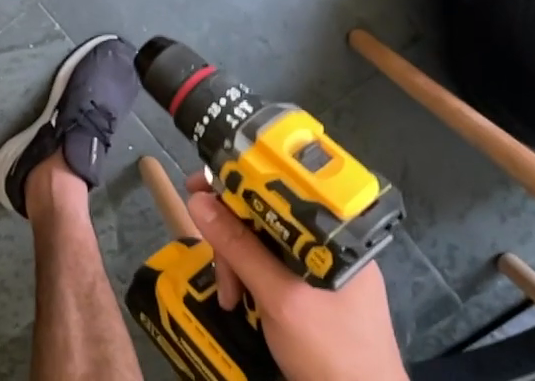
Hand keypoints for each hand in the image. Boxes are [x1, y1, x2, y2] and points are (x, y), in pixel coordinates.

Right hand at [186, 175, 408, 380]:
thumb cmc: (331, 355)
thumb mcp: (279, 299)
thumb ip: (239, 248)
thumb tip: (198, 201)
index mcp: (336, 236)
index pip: (281, 189)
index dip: (236, 181)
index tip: (198, 187)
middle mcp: (330, 246)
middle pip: (266, 216)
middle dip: (232, 236)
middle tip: (212, 259)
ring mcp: (322, 271)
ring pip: (264, 243)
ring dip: (237, 263)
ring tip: (231, 298)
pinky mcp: (313, 293)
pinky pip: (271, 268)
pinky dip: (249, 279)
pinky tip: (241, 302)